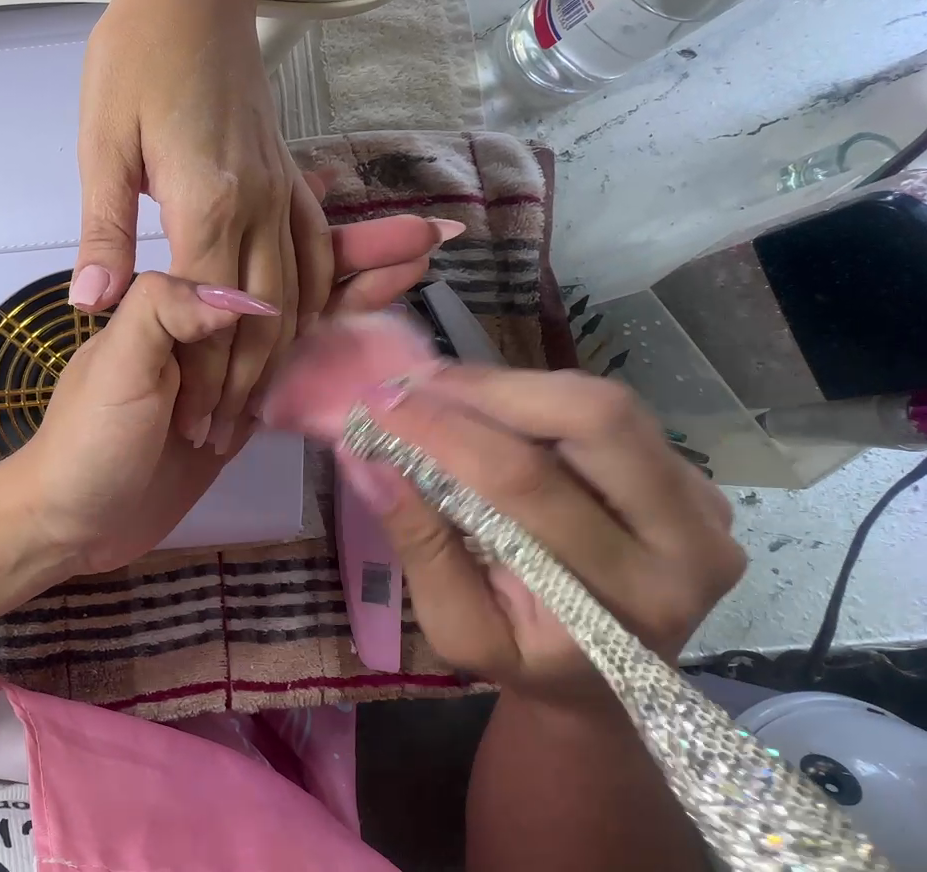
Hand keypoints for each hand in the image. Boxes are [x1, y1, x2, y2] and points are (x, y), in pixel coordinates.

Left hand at [8, 215, 445, 574]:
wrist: (71, 515)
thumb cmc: (85, 441)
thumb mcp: (114, 368)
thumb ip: (164, 312)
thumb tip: (241, 296)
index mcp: (174, 297)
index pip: (265, 263)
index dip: (339, 251)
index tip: (407, 233)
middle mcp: (204, 320)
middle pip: (294, 280)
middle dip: (360, 260)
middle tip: (434, 238)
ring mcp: (223, 363)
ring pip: (299, 316)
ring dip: (353, 292)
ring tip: (416, 269)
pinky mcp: (236, 404)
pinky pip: (290, 369)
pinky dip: (327, 346)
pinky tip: (365, 326)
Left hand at [8, 272, 267, 574]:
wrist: (77, 526)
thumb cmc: (91, 441)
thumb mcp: (117, 365)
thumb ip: (161, 311)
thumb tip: (242, 293)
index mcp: (154, 314)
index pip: (225, 291)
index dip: (229, 334)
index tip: (199, 387)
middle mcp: (185, 341)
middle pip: (253, 325)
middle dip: (243, 374)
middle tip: (202, 422)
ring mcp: (209, 383)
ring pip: (270, 359)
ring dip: (257, 397)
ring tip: (218, 435)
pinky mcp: (226, 424)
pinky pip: (270, 399)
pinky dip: (276, 411)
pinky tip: (264, 433)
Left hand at [74, 0, 331, 460]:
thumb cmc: (133, 62)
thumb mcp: (103, 147)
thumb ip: (105, 232)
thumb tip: (92, 306)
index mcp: (211, 202)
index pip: (212, 312)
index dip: (204, 377)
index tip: (193, 428)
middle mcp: (263, 202)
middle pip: (263, 313)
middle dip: (244, 381)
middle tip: (225, 438)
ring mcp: (285, 187)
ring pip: (299, 289)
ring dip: (285, 353)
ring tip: (268, 407)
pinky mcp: (289, 173)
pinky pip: (316, 248)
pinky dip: (318, 297)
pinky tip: (313, 328)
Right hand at [355, 368, 746, 703]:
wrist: (602, 685)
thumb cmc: (522, 659)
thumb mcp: (456, 629)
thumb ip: (419, 544)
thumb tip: (365, 457)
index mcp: (628, 596)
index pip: (526, 484)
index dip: (444, 433)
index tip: (375, 405)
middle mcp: (689, 543)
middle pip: (595, 419)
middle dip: (488, 389)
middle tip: (412, 385)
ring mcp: (704, 505)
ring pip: (605, 404)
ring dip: (509, 387)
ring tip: (438, 392)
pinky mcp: (695, 479)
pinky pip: (610, 415)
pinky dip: (534, 400)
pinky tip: (484, 413)